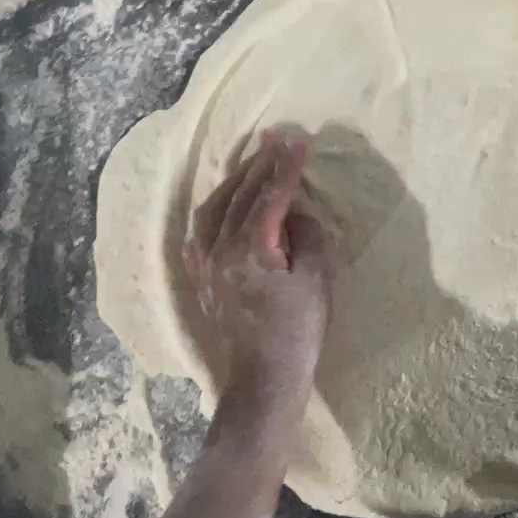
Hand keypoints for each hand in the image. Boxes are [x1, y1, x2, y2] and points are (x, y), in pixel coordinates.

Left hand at [184, 127, 331, 415]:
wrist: (261, 381)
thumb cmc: (298, 332)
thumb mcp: (317, 280)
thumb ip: (307, 235)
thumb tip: (295, 208)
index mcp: (251, 248)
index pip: (270, 195)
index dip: (286, 166)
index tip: (298, 140)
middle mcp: (220, 248)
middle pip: (240, 194)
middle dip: (260, 163)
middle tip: (277, 136)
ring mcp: (205, 262)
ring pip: (215, 206)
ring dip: (236, 179)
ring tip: (256, 160)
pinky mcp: (200, 275)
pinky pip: (202, 227)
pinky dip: (217, 205)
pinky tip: (227, 199)